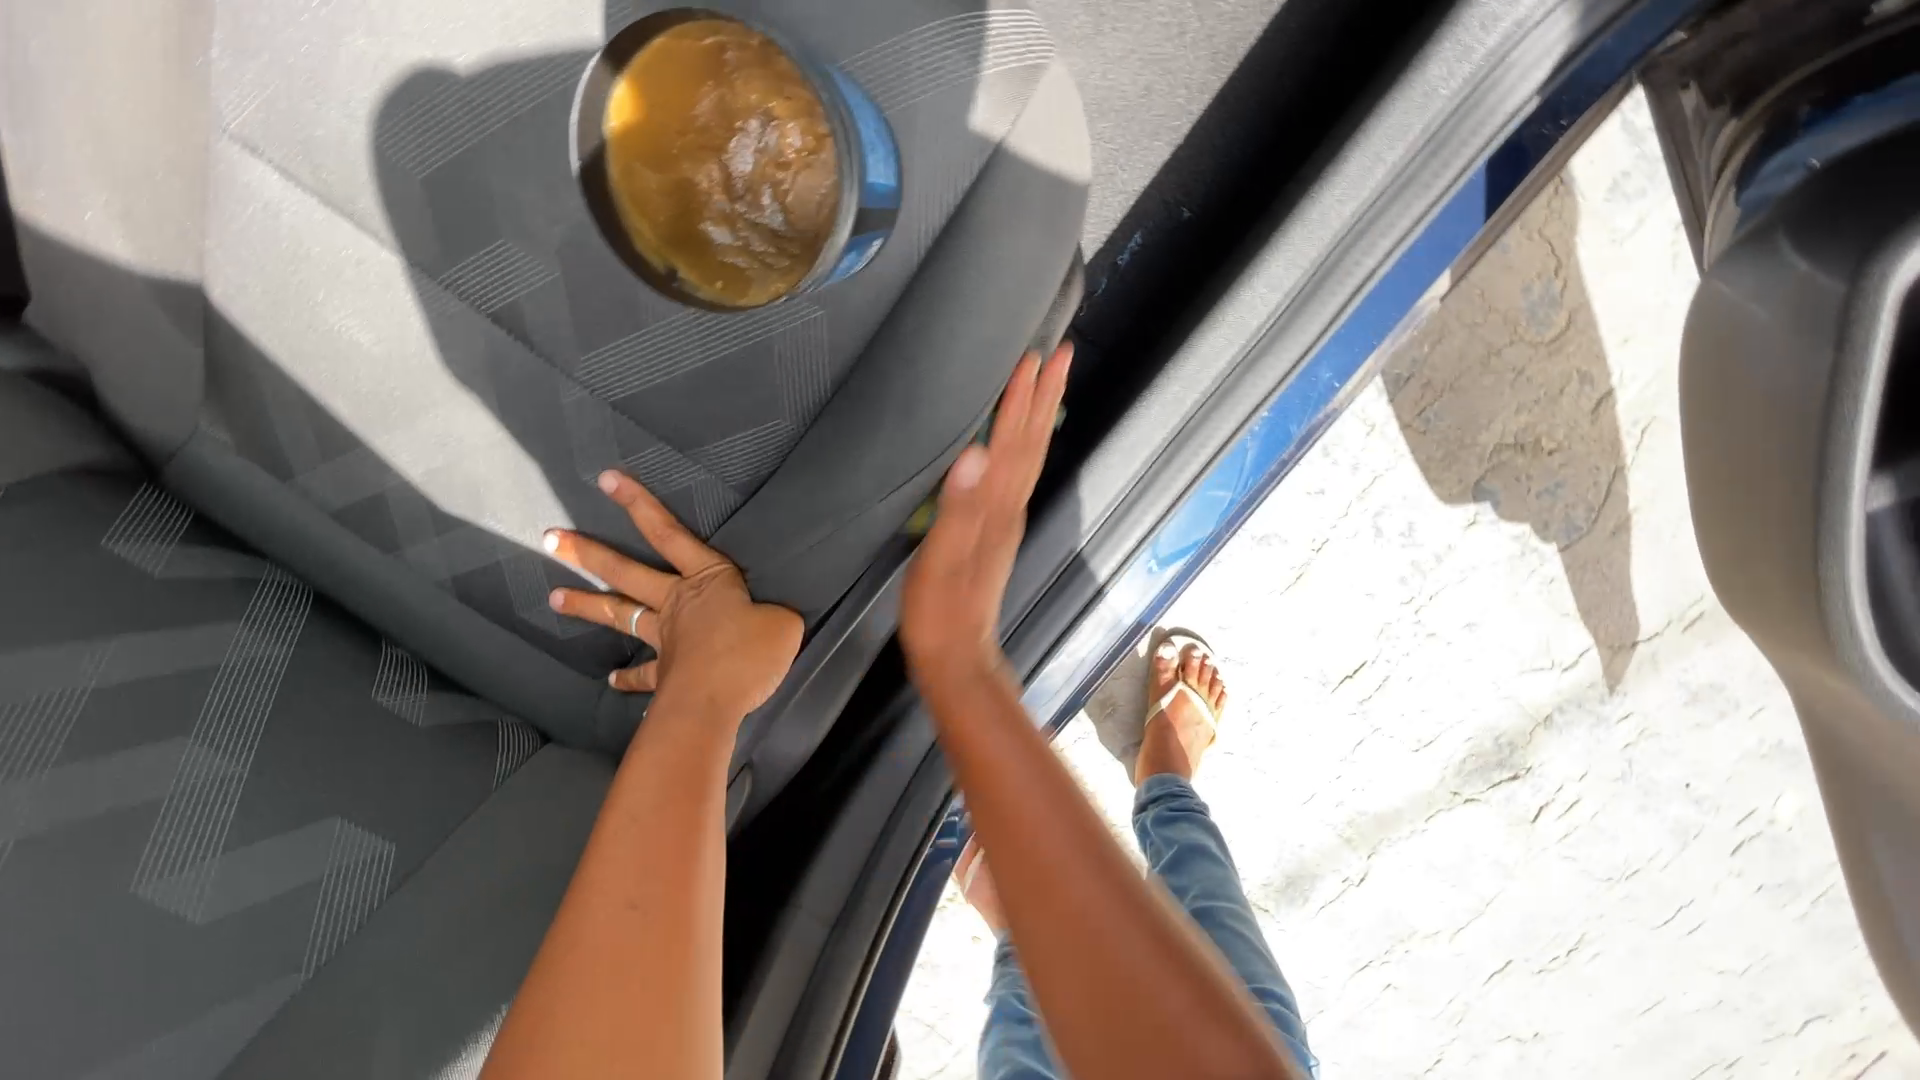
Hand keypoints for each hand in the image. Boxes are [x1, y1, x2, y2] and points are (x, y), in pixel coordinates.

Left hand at [543, 470, 802, 721]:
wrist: (717, 700)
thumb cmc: (748, 653)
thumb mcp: (782, 622)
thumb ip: (771, 613)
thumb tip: (765, 620)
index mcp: (706, 580)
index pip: (669, 533)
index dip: (640, 505)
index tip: (607, 480)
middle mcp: (677, 602)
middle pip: (626, 571)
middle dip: (589, 553)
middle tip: (551, 539)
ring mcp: (665, 638)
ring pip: (622, 615)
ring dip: (588, 606)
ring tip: (554, 598)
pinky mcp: (665, 675)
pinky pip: (643, 673)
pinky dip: (628, 678)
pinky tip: (611, 680)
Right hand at [900, 343, 1071, 687]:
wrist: (957, 658)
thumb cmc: (941, 612)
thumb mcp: (941, 561)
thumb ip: (958, 508)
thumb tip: (976, 454)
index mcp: (995, 509)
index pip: (1013, 442)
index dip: (1023, 399)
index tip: (1035, 357)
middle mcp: (1008, 510)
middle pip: (1032, 444)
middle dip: (1046, 397)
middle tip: (1062, 355)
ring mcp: (1005, 522)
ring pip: (1029, 458)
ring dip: (1040, 418)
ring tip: (1045, 385)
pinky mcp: (995, 533)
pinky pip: (1017, 476)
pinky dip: (1023, 447)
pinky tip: (1016, 443)